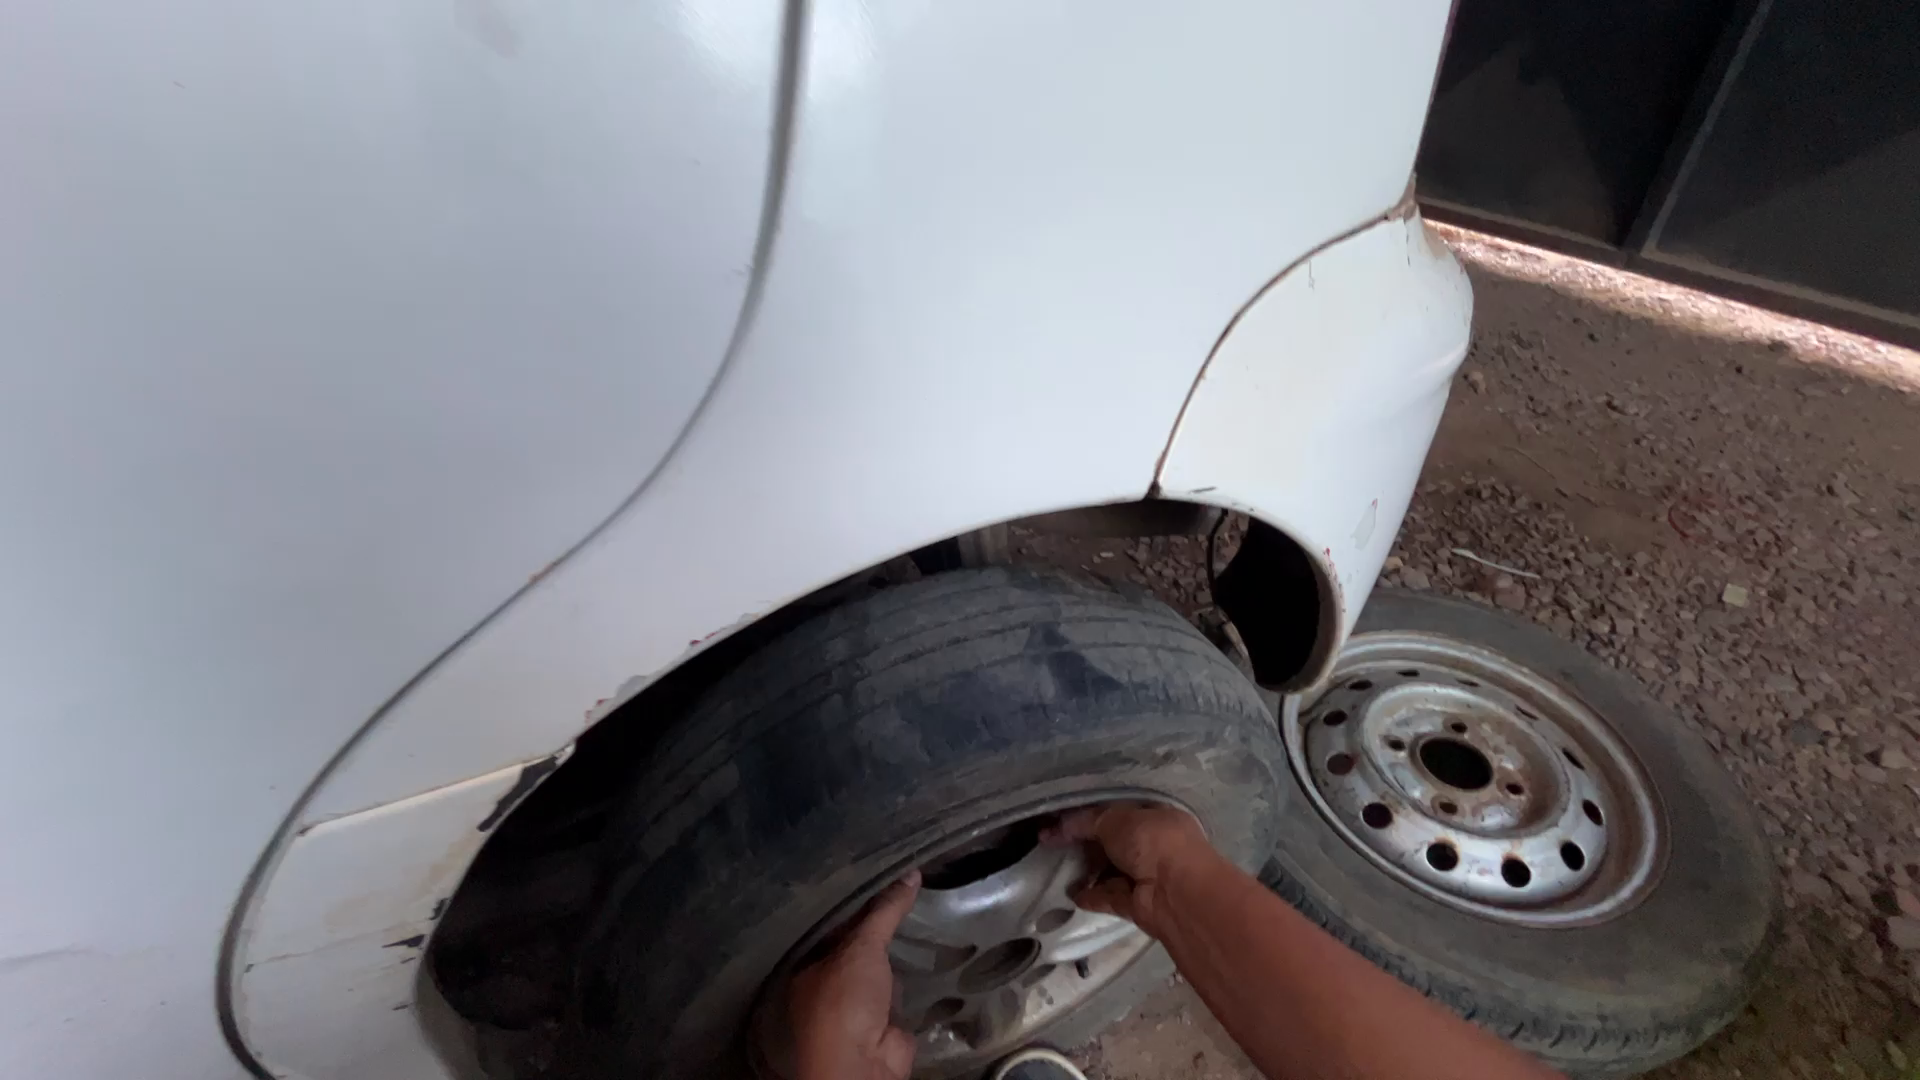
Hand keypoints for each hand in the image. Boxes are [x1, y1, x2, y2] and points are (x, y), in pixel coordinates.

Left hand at [789, 871, 920, 1079]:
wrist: (862, 1067)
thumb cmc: (845, 1000)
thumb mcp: (863, 945)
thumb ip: (886, 909)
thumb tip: (912, 872)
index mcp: (809, 966)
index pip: (832, 924)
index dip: (855, 901)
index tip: (878, 873)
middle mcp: (828, 984)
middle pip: (857, 944)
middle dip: (878, 924)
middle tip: (903, 888)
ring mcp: (856, 1005)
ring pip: (878, 966)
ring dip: (895, 951)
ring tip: (918, 912)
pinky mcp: (883, 1022)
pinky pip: (898, 987)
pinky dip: (910, 976)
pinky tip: (926, 950)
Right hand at [1044, 803, 1214, 936]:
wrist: (1177, 893)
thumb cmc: (1152, 841)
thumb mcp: (1115, 818)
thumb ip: (1086, 820)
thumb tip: (1060, 827)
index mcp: (1156, 816)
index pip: (1118, 810)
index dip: (1089, 813)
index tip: (1060, 818)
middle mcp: (1155, 845)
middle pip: (1113, 841)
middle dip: (1085, 842)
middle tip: (1052, 842)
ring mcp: (1148, 876)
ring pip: (1111, 869)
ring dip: (1087, 870)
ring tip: (1056, 867)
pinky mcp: (1139, 904)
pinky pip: (1110, 896)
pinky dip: (1091, 895)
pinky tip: (1071, 893)